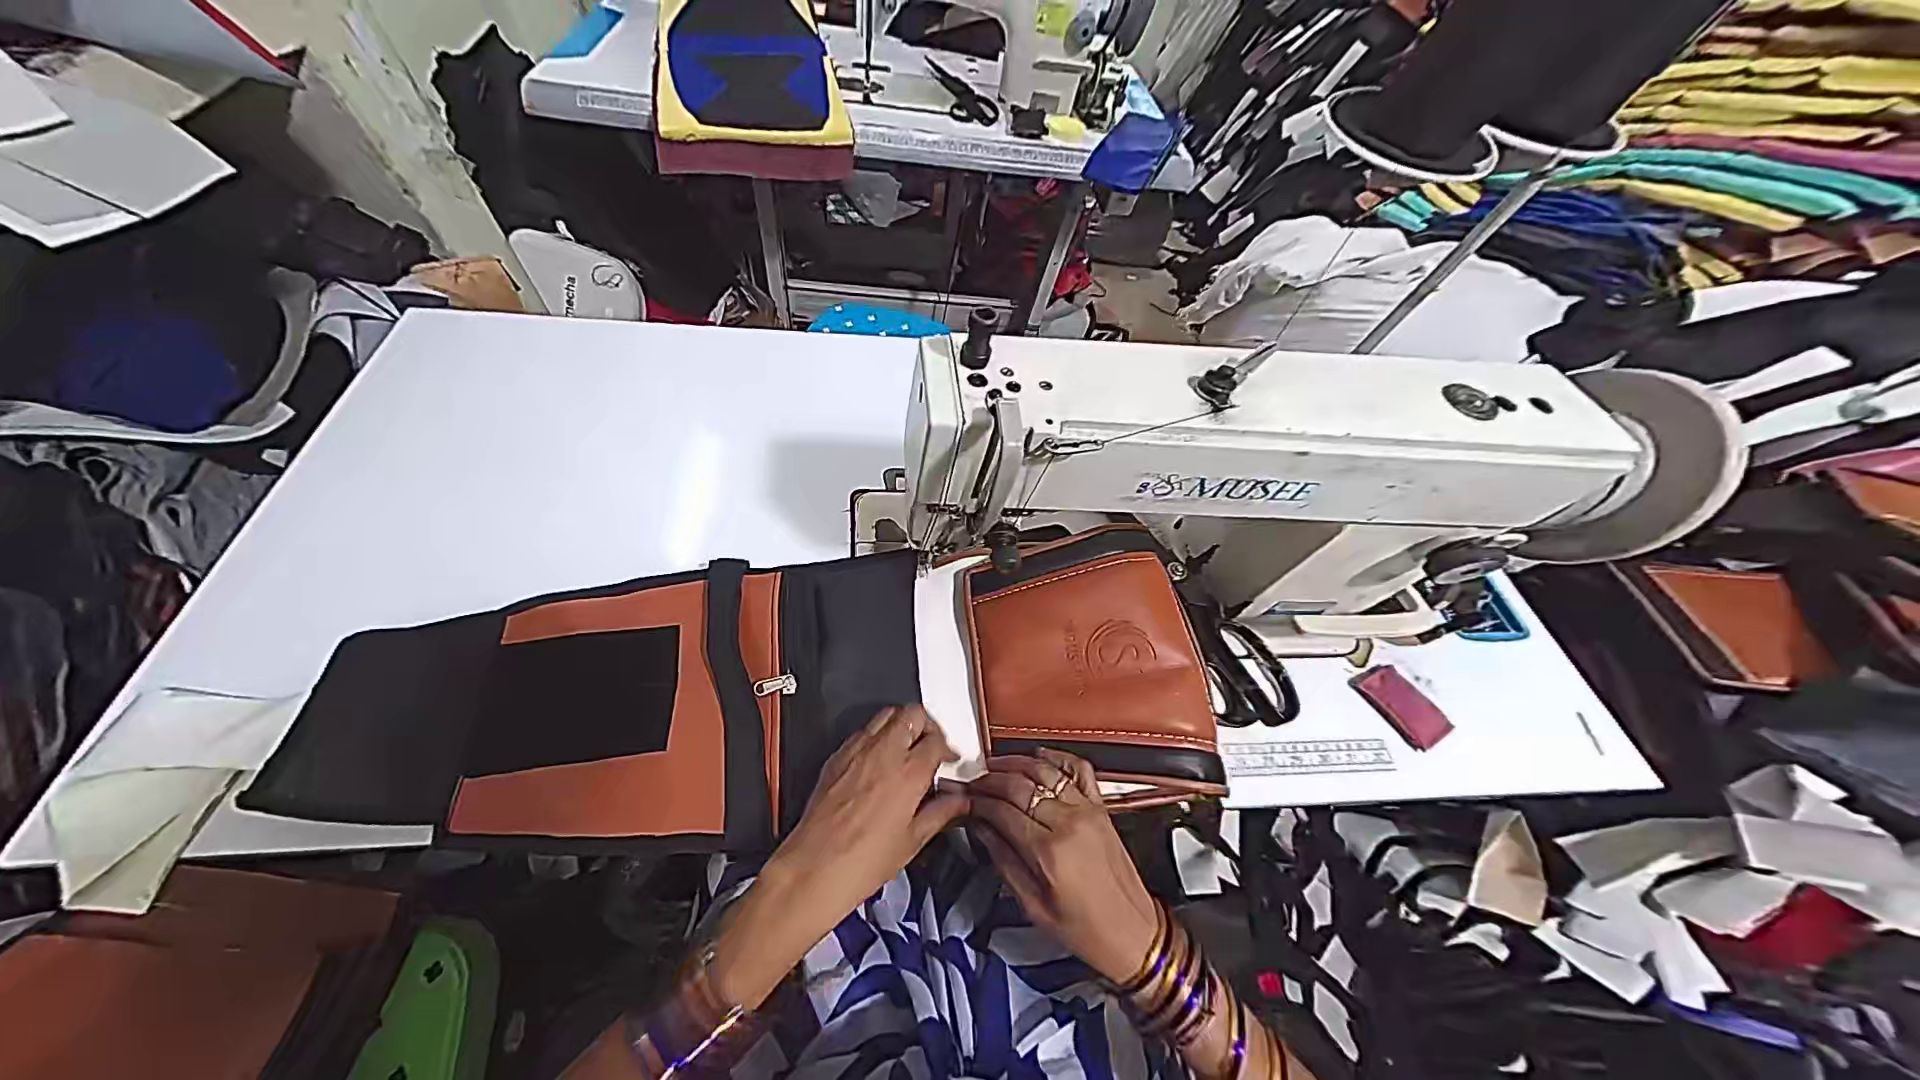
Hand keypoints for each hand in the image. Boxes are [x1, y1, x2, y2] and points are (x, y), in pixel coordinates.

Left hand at [709, 705, 965, 1007]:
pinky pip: (862, 731)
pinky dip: (876, 736)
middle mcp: (883, 753)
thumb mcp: (913, 841)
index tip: (948, 760)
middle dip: (927, 726)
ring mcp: (857, 751)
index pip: (937, 740)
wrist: (814, 868)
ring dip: (902, 725)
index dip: (948, 749)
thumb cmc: (859, 862)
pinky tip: (879, 759)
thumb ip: (940, 812)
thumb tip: (956, 802)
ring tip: (907, 747)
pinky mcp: (837, 757)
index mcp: (909, 772)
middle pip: (913, 714)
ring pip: (887, 715)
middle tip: (931, 745)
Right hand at [966, 749, 1158, 982]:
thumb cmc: (1087, 929)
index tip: (965, 801)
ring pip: (1043, 769)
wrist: (1134, 934)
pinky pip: (1078, 769)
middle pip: (1018, 784)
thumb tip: (981, 830)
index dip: (977, 802)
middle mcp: (1069, 823)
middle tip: (973, 784)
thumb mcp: (1033, 905)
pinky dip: (1057, 757)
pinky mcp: (1101, 807)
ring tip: (995, 766)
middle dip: (988, 780)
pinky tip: (1040, 756)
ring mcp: (1087, 810)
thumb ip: (1003, 861)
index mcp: (1048, 851)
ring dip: (1014, 763)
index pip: (1001, 810)